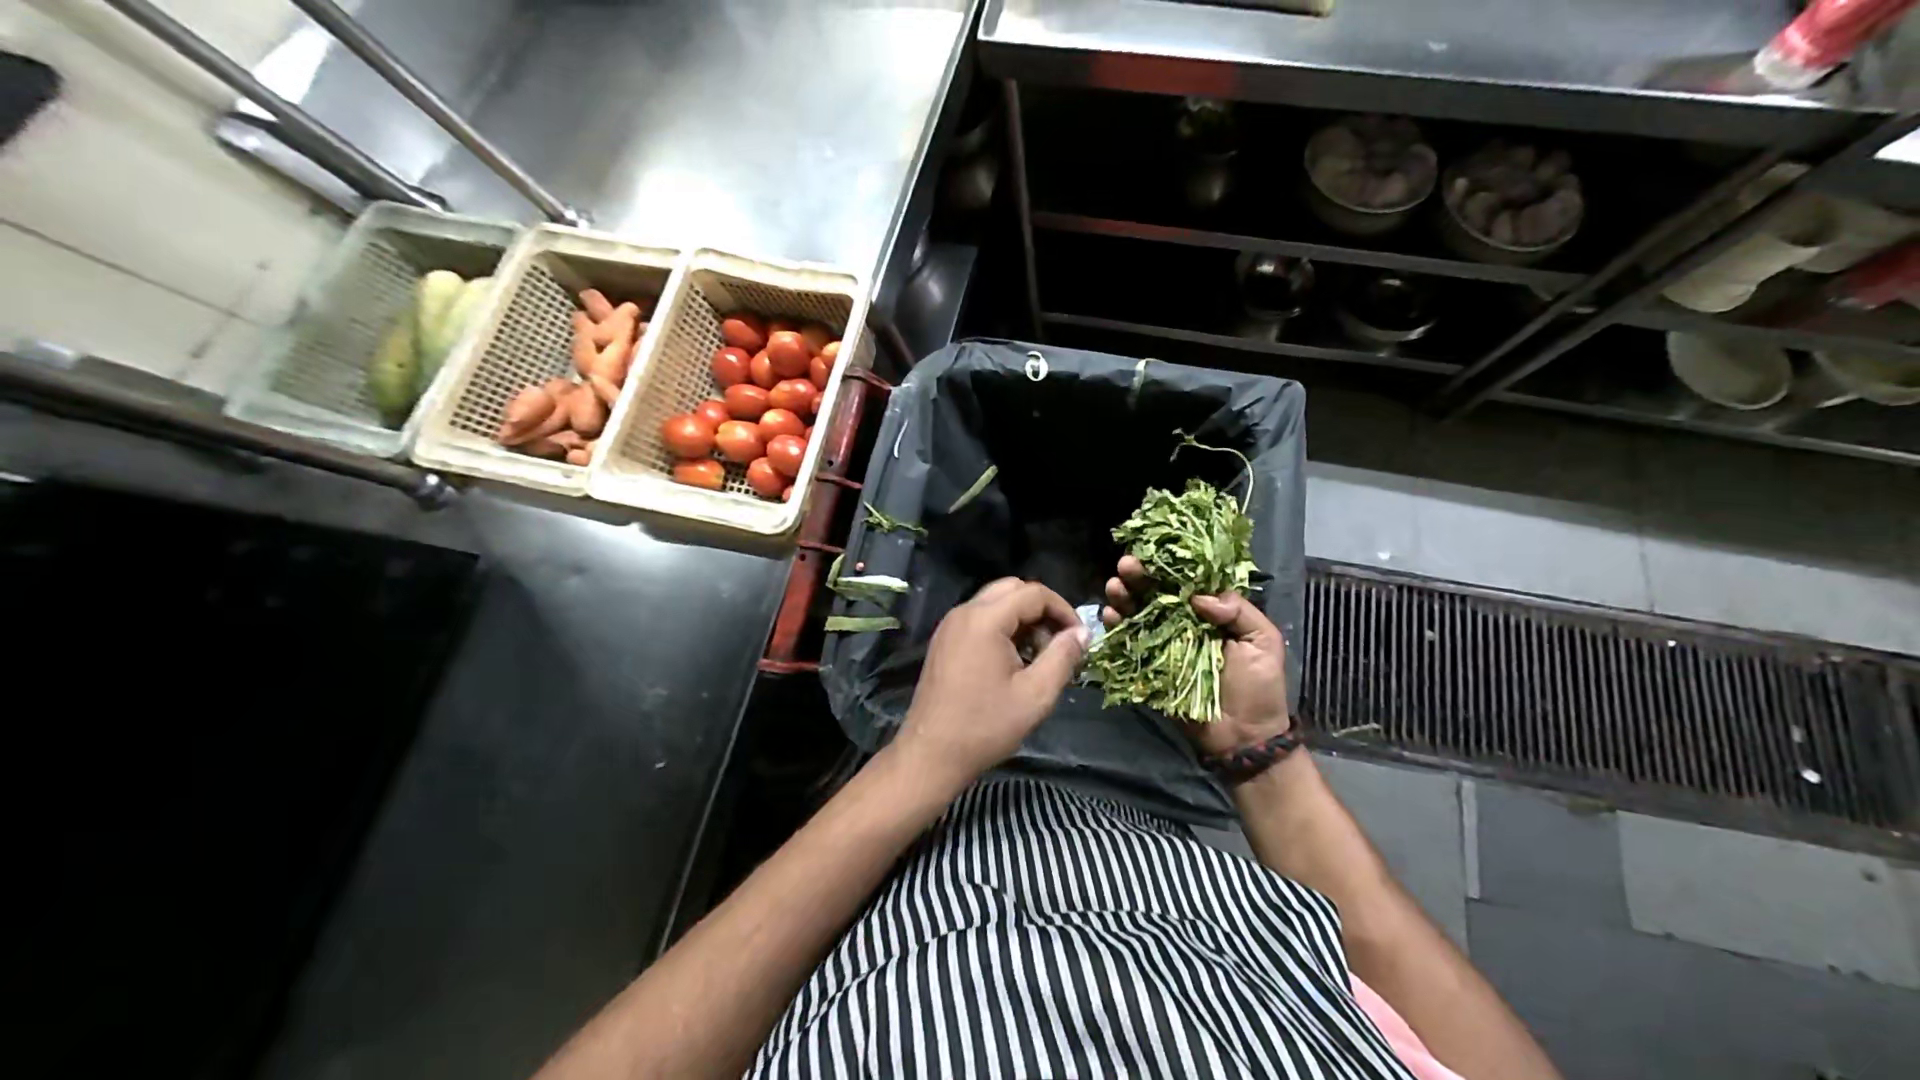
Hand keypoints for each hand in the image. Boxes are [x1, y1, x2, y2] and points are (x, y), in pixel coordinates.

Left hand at [893, 578, 1087, 792]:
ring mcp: (950, 625)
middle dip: (1042, 610)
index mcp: (984, 619)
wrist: (931, 753)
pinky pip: (980, 618)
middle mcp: (964, 612)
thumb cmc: (985, 726)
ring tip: (1039, 656)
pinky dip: (1003, 628)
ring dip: (1023, 619)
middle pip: (1012, 589)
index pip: (1034, 593)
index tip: (1079, 638)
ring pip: (995, 602)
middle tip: (1059, 643)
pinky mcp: (944, 641)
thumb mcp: (1036, 694)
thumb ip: (1063, 656)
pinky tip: (1014, 661)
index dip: (1064, 610)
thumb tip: (1082, 632)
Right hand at [1102, 555, 1289, 756]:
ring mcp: (1163, 644)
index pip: (1186, 582)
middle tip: (1126, 564)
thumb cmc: (1259, 688)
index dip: (1169, 566)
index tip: (1153, 552)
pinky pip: (1129, 643)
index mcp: (1211, 613)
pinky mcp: (1148, 666)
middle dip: (1139, 576)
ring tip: (1114, 586)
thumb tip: (1199, 596)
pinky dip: (1117, 628)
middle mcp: (1183, 623)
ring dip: (1124, 597)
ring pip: (1139, 613)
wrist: (1243, 737)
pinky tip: (1110, 614)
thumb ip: (1238, 611)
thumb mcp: (1263, 642)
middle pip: (1156, 593)